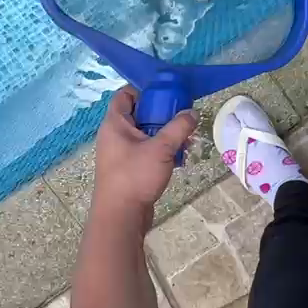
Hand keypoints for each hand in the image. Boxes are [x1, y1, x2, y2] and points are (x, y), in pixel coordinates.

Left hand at [89, 87, 195, 228]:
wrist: (121, 218)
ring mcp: (121, 153)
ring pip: (145, 133)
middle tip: (182, 113)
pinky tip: (180, 155)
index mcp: (115, 124)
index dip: (144, 89)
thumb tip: (193, 112)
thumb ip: (179, 127)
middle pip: (139, 113)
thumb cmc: (135, 176)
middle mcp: (114, 135)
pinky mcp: (128, 168)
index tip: (167, 91)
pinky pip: (146, 149)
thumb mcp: (162, 148)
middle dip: (162, 112)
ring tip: (185, 137)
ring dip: (165, 132)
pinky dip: (162, 149)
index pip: (125, 94)